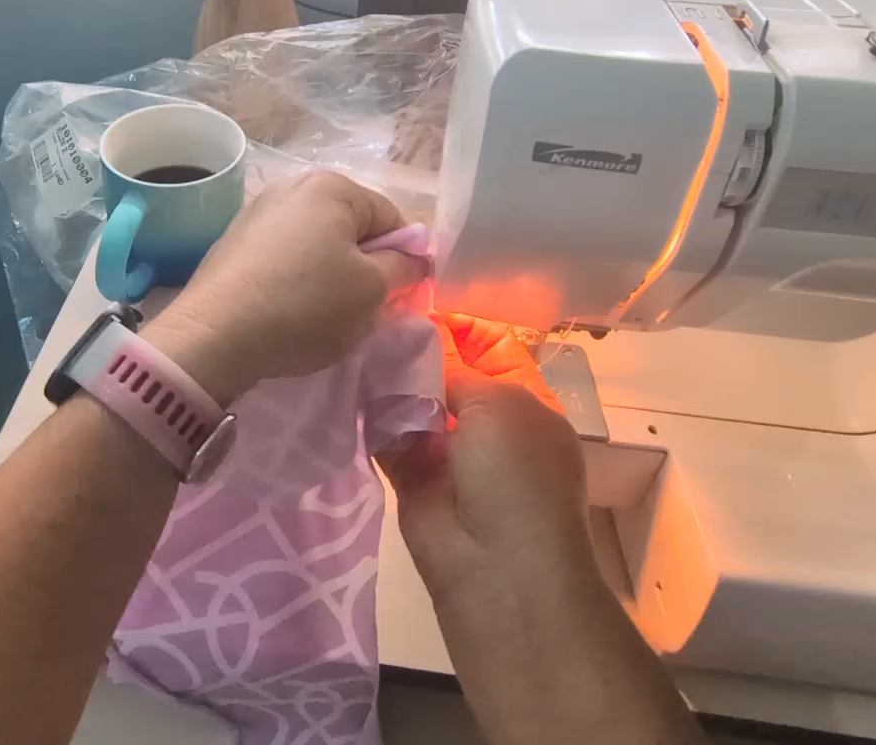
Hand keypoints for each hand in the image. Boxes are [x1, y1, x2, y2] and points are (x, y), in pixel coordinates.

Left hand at [143, 171, 427, 403]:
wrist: (215, 335)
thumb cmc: (305, 306)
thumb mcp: (372, 290)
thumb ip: (404, 267)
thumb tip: (414, 257)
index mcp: (331, 186)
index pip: (391, 217)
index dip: (403, 259)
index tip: (395, 297)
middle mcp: (292, 185)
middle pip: (351, 227)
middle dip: (363, 266)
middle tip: (359, 308)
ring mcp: (257, 210)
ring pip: (317, 243)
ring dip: (330, 274)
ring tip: (320, 314)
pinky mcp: (234, 241)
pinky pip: (284, 256)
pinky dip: (295, 279)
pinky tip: (287, 310)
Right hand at [379, 313, 592, 600]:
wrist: (494, 566)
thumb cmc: (514, 473)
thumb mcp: (496, 404)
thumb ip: (454, 367)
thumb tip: (422, 335)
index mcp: (524, 401)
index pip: (493, 347)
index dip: (462, 326)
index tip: (420, 308)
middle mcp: (487, 422)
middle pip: (449, 372)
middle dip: (418, 349)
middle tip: (377, 323)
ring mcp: (448, 450)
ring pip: (415, 400)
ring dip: (391, 379)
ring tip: (360, 348)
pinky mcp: (412, 474)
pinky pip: (388, 434)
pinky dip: (372, 415)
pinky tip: (351, 387)